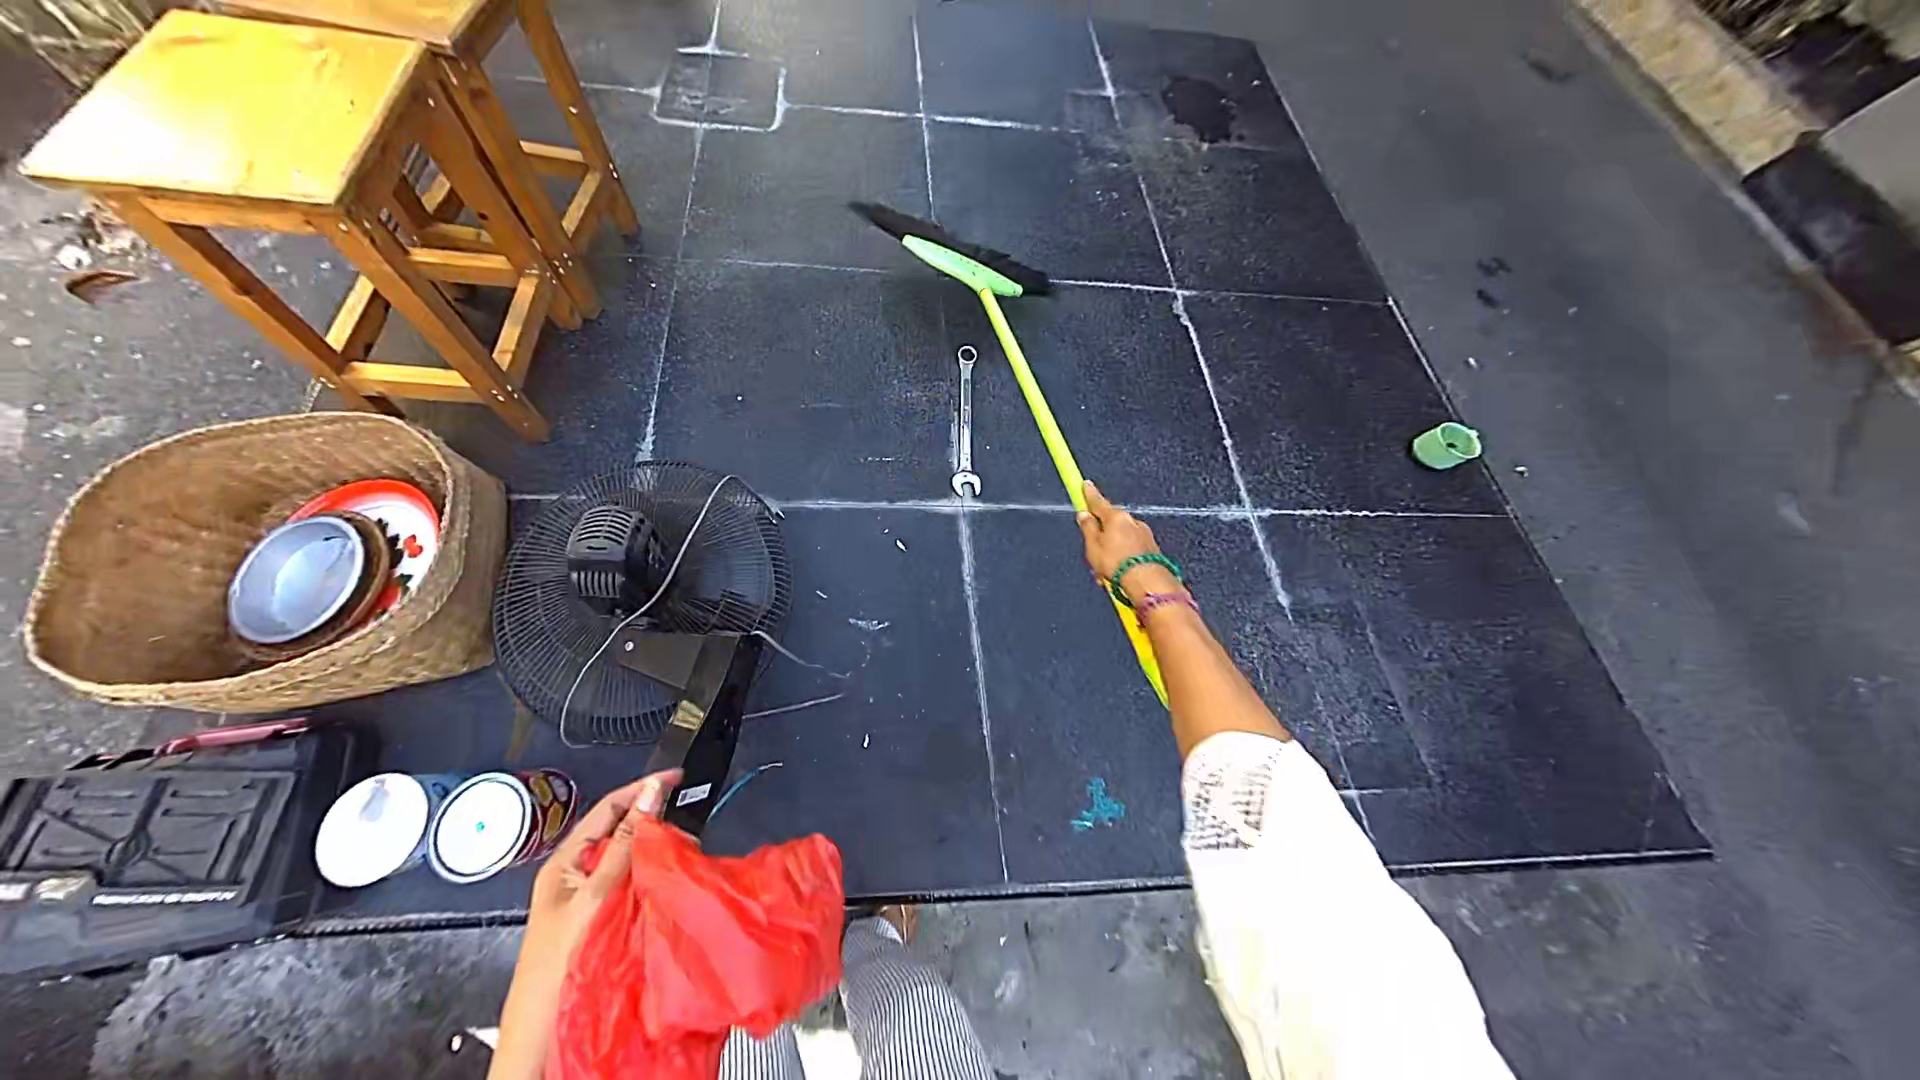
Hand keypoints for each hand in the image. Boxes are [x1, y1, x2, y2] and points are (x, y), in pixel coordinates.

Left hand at [489, 770, 680, 1079]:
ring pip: (630, 856)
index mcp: (565, 860)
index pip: (609, 808)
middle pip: (621, 831)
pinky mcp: (605, 915)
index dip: (642, 788)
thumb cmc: (560, 962)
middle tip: (688, 826)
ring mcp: (591, 895)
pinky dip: (655, 874)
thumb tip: (650, 793)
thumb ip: (625, 843)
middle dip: (655, 821)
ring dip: (657, 849)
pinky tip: (672, 878)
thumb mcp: (595, 895)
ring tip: (686, 851)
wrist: (542, 1031)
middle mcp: (577, 872)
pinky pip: (634, 882)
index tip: (676, 778)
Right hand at [1076, 480, 1178, 601]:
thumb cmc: (1119, 564)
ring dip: (1111, 551)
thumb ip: (1088, 528)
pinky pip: (1131, 549)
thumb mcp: (1093, 547)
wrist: (1146, 582)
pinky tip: (1117, 574)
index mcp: (1116, 517)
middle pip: (1110, 523)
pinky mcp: (1151, 549)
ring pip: (1120, 539)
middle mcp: (1132, 522)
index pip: (1098, 502)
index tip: (1085, 485)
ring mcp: (1143, 535)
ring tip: (1105, 572)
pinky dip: (1122, 558)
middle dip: (1100, 535)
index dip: (1089, 494)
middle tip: (1092, 551)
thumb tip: (1084, 516)